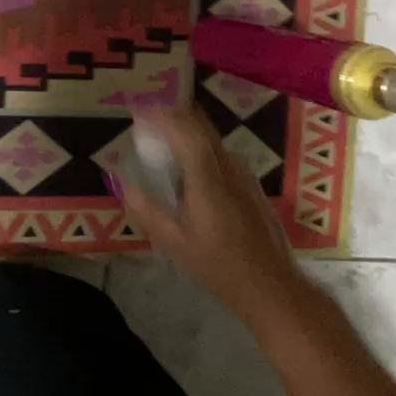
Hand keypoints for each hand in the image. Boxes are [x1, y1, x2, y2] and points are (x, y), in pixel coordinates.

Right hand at [111, 104, 315, 327]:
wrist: (272, 286)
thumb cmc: (219, 267)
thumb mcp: (174, 243)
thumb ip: (146, 211)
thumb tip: (123, 183)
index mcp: (207, 178)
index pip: (185, 129)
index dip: (162, 114)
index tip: (139, 108)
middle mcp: (229, 167)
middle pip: (201, 126)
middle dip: (173, 115)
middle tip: (147, 117)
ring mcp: (245, 175)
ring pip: (212, 139)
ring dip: (187, 131)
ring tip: (162, 141)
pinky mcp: (252, 185)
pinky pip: (221, 155)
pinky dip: (200, 148)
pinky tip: (189, 170)